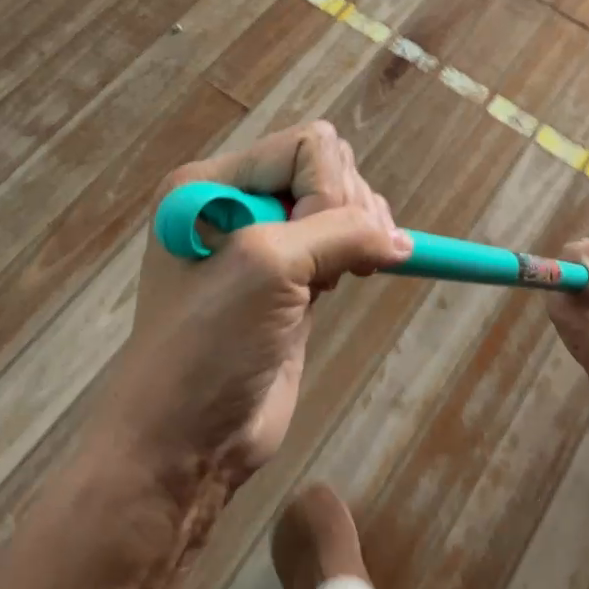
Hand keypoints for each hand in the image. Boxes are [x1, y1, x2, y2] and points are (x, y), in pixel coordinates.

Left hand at [105, 123, 411, 484]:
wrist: (183, 443)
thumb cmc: (208, 345)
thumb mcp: (268, 266)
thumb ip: (342, 232)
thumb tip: (404, 242)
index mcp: (210, 184)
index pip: (306, 145)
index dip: (329, 186)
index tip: (313, 243)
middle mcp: (238, 203)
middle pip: (330, 166)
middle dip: (348, 208)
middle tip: (330, 265)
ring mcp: (268, 243)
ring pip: (344, 203)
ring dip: (359, 233)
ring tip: (339, 278)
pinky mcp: (294, 279)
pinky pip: (345, 240)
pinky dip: (361, 253)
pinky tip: (350, 280)